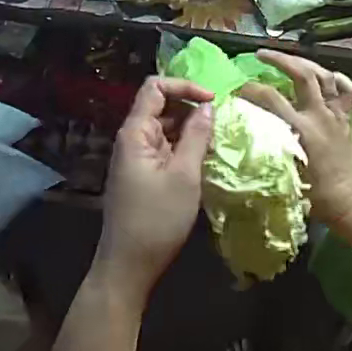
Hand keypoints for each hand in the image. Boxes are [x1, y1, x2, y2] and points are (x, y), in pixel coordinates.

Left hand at [93, 77, 214, 307]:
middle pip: (161, 106)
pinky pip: (164, 148)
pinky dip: (184, 147)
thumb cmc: (157, 219)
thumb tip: (208, 107)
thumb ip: (197, 136)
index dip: (185, 86)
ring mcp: (136, 157)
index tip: (214, 100)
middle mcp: (131, 139)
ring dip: (190, 129)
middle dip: (191, 107)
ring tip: (218, 141)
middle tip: (222, 123)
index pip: (155, 87)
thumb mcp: (184, 175)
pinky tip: (204, 159)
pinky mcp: (142, 174)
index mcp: (135, 132)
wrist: (129, 264)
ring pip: (165, 128)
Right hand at [237, 51, 351, 225]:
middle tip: (260, 54)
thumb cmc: (314, 195)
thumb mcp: (283, 171)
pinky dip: (337, 79)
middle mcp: (320, 115)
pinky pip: (347, 90)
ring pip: (325, 76)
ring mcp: (337, 114)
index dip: (251, 89)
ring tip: (289, 59)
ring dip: (305, 63)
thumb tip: (243, 133)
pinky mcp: (348, 119)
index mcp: (301, 129)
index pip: (271, 97)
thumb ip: (265, 149)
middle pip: (302, 74)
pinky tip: (327, 77)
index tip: (237, 89)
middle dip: (280, 60)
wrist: (350, 201)